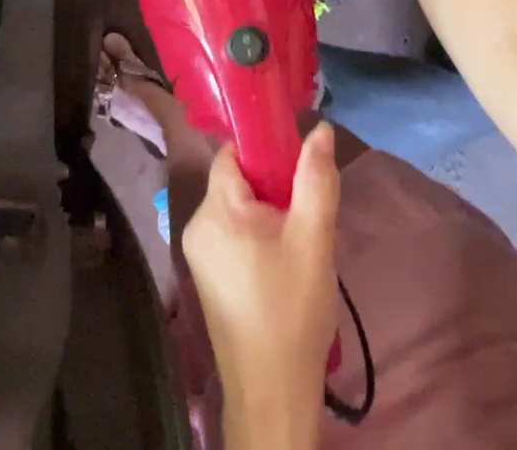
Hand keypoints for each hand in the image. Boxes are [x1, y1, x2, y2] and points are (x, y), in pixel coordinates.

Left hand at [183, 123, 341, 449]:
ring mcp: (199, 254)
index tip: (298, 160)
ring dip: (271, 213)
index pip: (231, 155)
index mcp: (215, 211)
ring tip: (304, 238)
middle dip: (275, 186)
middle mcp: (197, 226)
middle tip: (310, 209)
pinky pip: (234, 236)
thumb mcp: (314, 238)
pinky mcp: (208, 277)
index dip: (264, 148)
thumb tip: (319, 128)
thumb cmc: (292, 307)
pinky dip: (260, 236)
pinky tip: (288, 260)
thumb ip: (316, 179)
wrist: (271, 387)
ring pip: (238, 211)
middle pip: (236, 182)